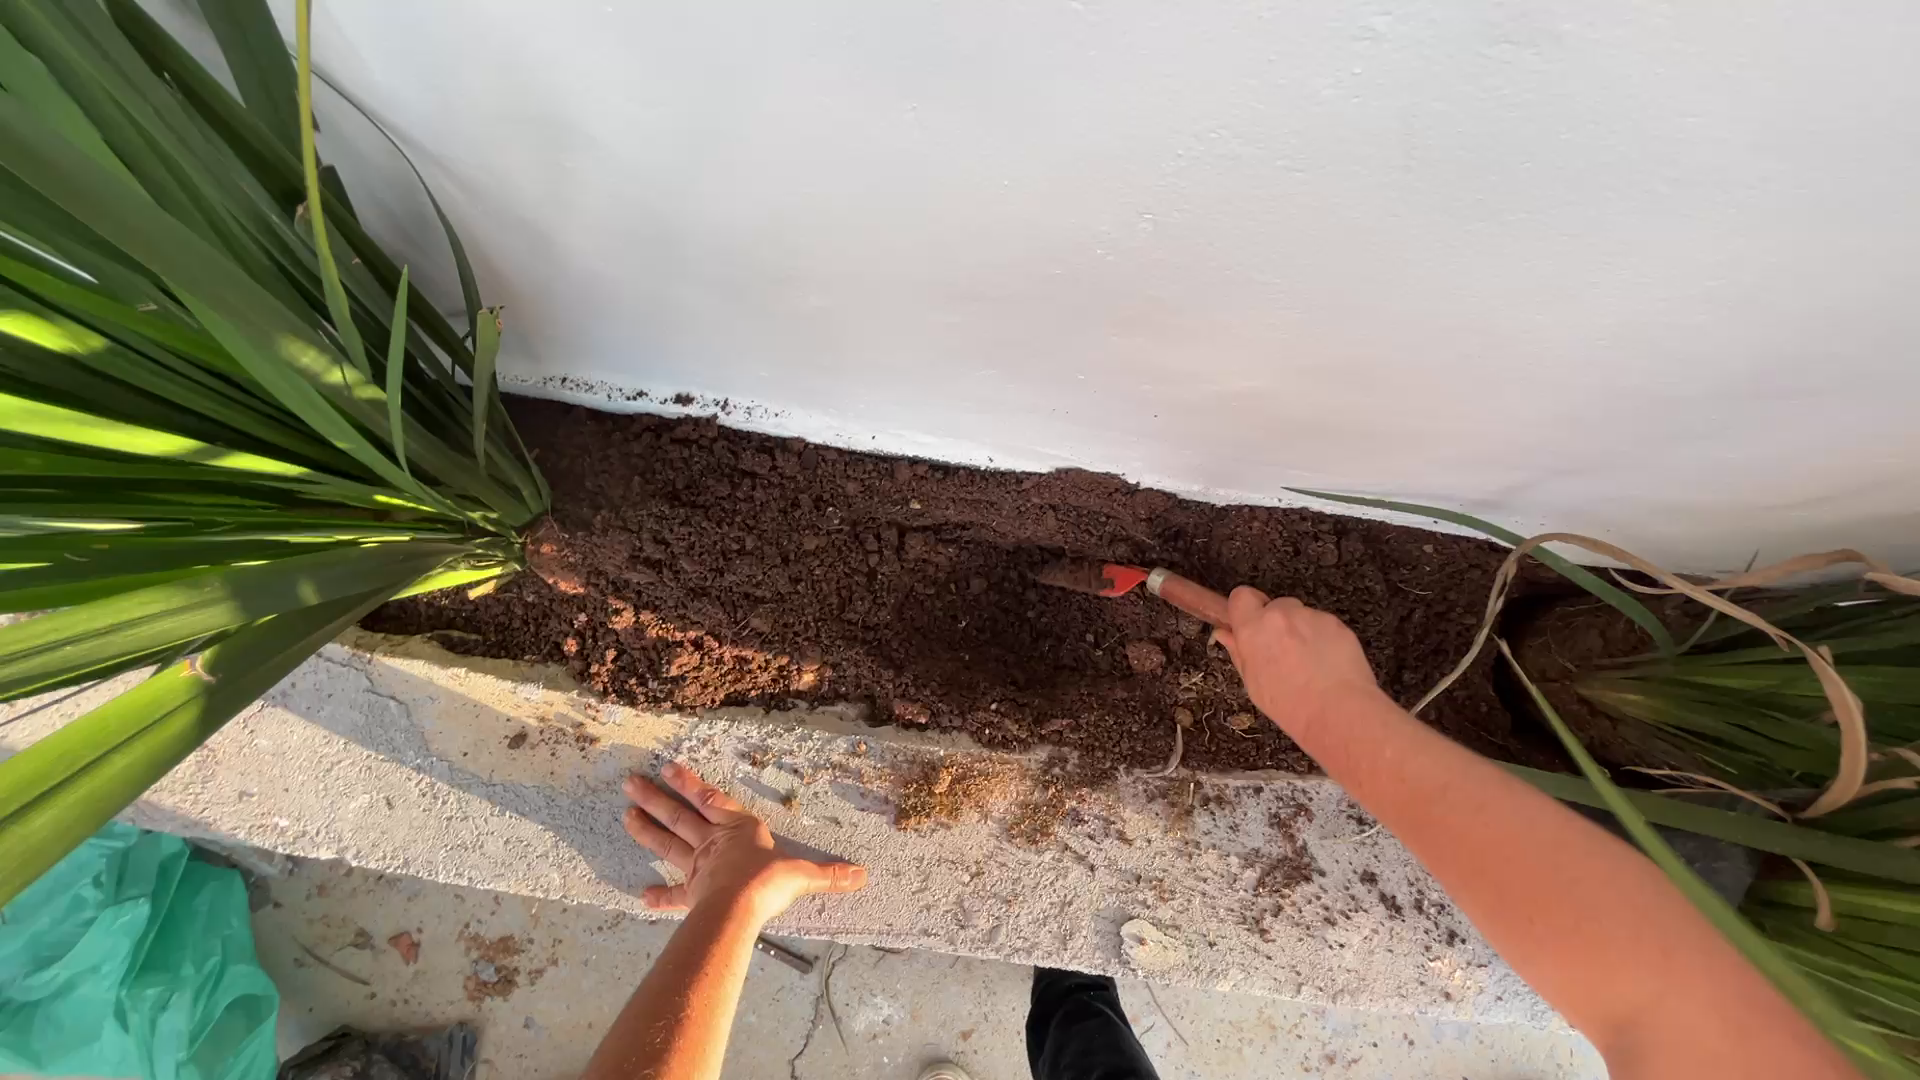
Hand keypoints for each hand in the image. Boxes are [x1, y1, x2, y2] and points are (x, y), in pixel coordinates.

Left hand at [621, 762, 868, 923]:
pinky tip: (639, 895)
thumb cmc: (769, 882)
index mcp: (739, 829)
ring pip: (668, 843)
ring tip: (625, 813)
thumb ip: (829, 874)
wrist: (740, 910)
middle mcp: (713, 843)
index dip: (691, 784)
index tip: (669, 768)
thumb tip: (862, 875)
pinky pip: (672, 895)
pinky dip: (657, 896)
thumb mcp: (803, 874)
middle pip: (680, 816)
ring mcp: (697, 868)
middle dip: (656, 798)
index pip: (712, 800)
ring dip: (646, 828)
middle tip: (630, 782)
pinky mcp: (690, 896)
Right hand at [1214, 586, 1382, 728]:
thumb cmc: (1292, 704)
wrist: (1337, 712)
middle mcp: (1280, 615)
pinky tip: (1326, 662)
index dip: (1245, 608)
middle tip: (1282, 650)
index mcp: (1253, 628)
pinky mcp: (1336, 623)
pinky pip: (1324, 624)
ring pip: (1301, 615)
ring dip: (1301, 630)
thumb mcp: (1252, 682)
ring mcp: (1310, 617)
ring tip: (1308, 662)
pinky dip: (1324, 637)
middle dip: (1277, 622)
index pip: (1241, 596)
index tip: (1250, 622)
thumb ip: (1239, 651)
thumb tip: (1225, 634)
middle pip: (1274, 606)